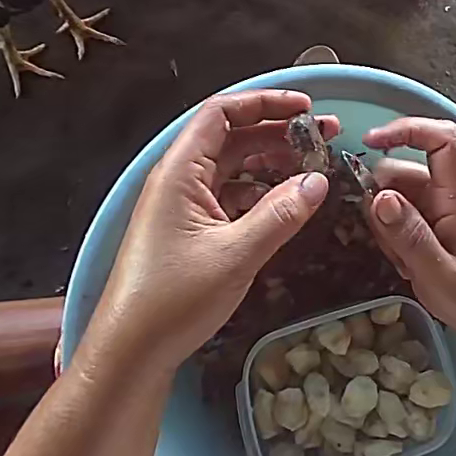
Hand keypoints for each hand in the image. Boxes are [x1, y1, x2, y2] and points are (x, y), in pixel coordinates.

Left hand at [86, 90, 333, 375]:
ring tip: (313, 167)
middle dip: (279, 133)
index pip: (222, 114)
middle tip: (325, 135)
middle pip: (233, 137)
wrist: (131, 352)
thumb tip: (318, 182)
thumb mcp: (235, 254)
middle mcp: (180, 180)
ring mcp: (184, 205)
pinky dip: (261, 193)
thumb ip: (280, 214)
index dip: (264, 104)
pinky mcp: (191, 229)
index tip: (305, 108)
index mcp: (180, 171)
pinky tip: (287, 203)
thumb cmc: (172, 299)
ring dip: (273, 163)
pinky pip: (231, 196)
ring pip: (235, 168)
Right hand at [362, 117, 455, 342]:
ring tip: (402, 259)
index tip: (371, 140)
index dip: (408, 129)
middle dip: (380, 198)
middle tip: (387, 241)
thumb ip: (411, 238)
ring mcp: (430, 207)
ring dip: (383, 223)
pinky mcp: (419, 221)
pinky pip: (388, 214)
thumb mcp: (441, 276)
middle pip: (399, 169)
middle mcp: (443, 194)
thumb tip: (380, 198)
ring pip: (388, 193)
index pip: (441, 140)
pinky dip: (385, 233)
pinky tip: (401, 260)